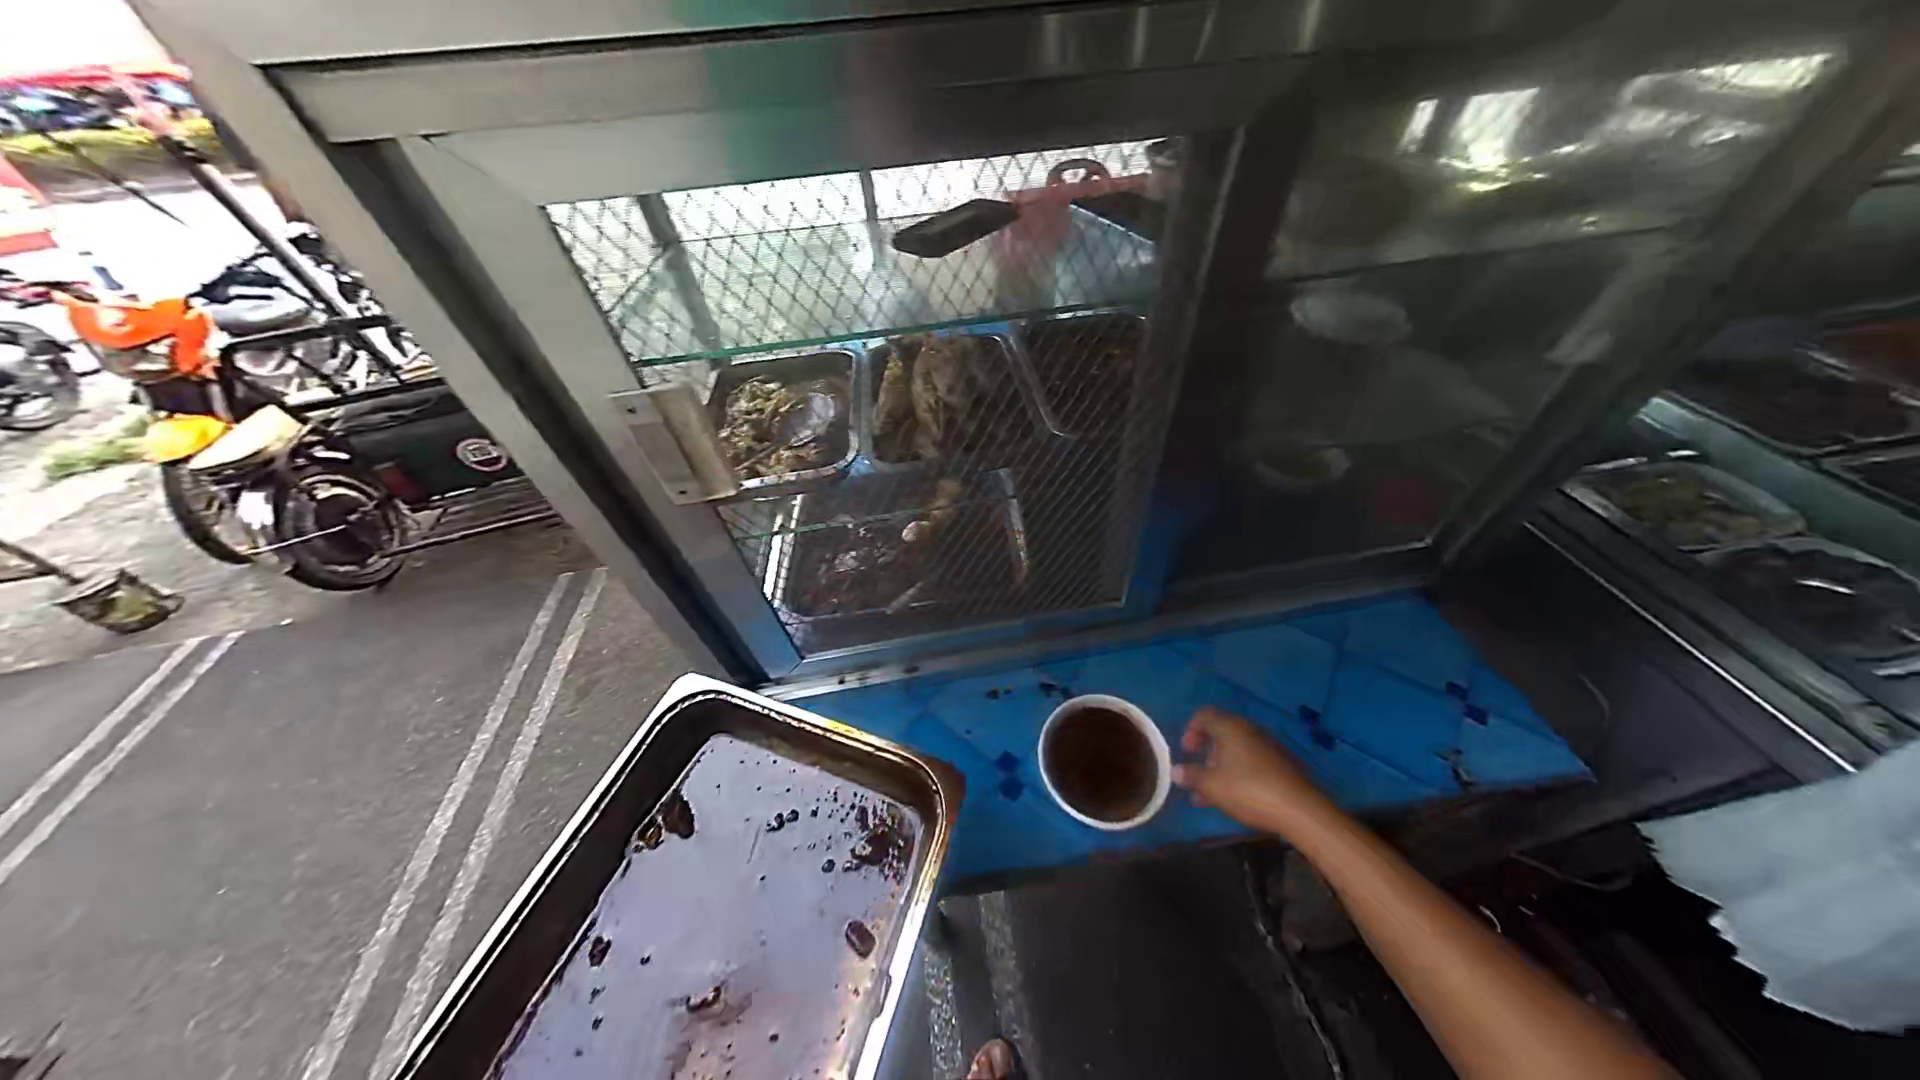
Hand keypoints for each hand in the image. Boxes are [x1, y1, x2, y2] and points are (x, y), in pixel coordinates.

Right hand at [1173, 707, 1336, 836]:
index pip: (1203, 715)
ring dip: (1221, 767)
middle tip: (1199, 774)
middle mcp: (1249, 730)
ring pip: (1236, 750)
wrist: (1300, 810)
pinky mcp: (1281, 763)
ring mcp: (1268, 746)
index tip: (1188, 752)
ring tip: (1212, 793)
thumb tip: (1176, 771)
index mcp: (1230, 727)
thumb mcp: (1211, 786)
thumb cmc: (1248, 790)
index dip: (1191, 731)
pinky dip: (1239, 772)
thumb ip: (1191, 776)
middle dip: (1206, 753)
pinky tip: (1235, 797)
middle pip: (1220, 732)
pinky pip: (1252, 761)